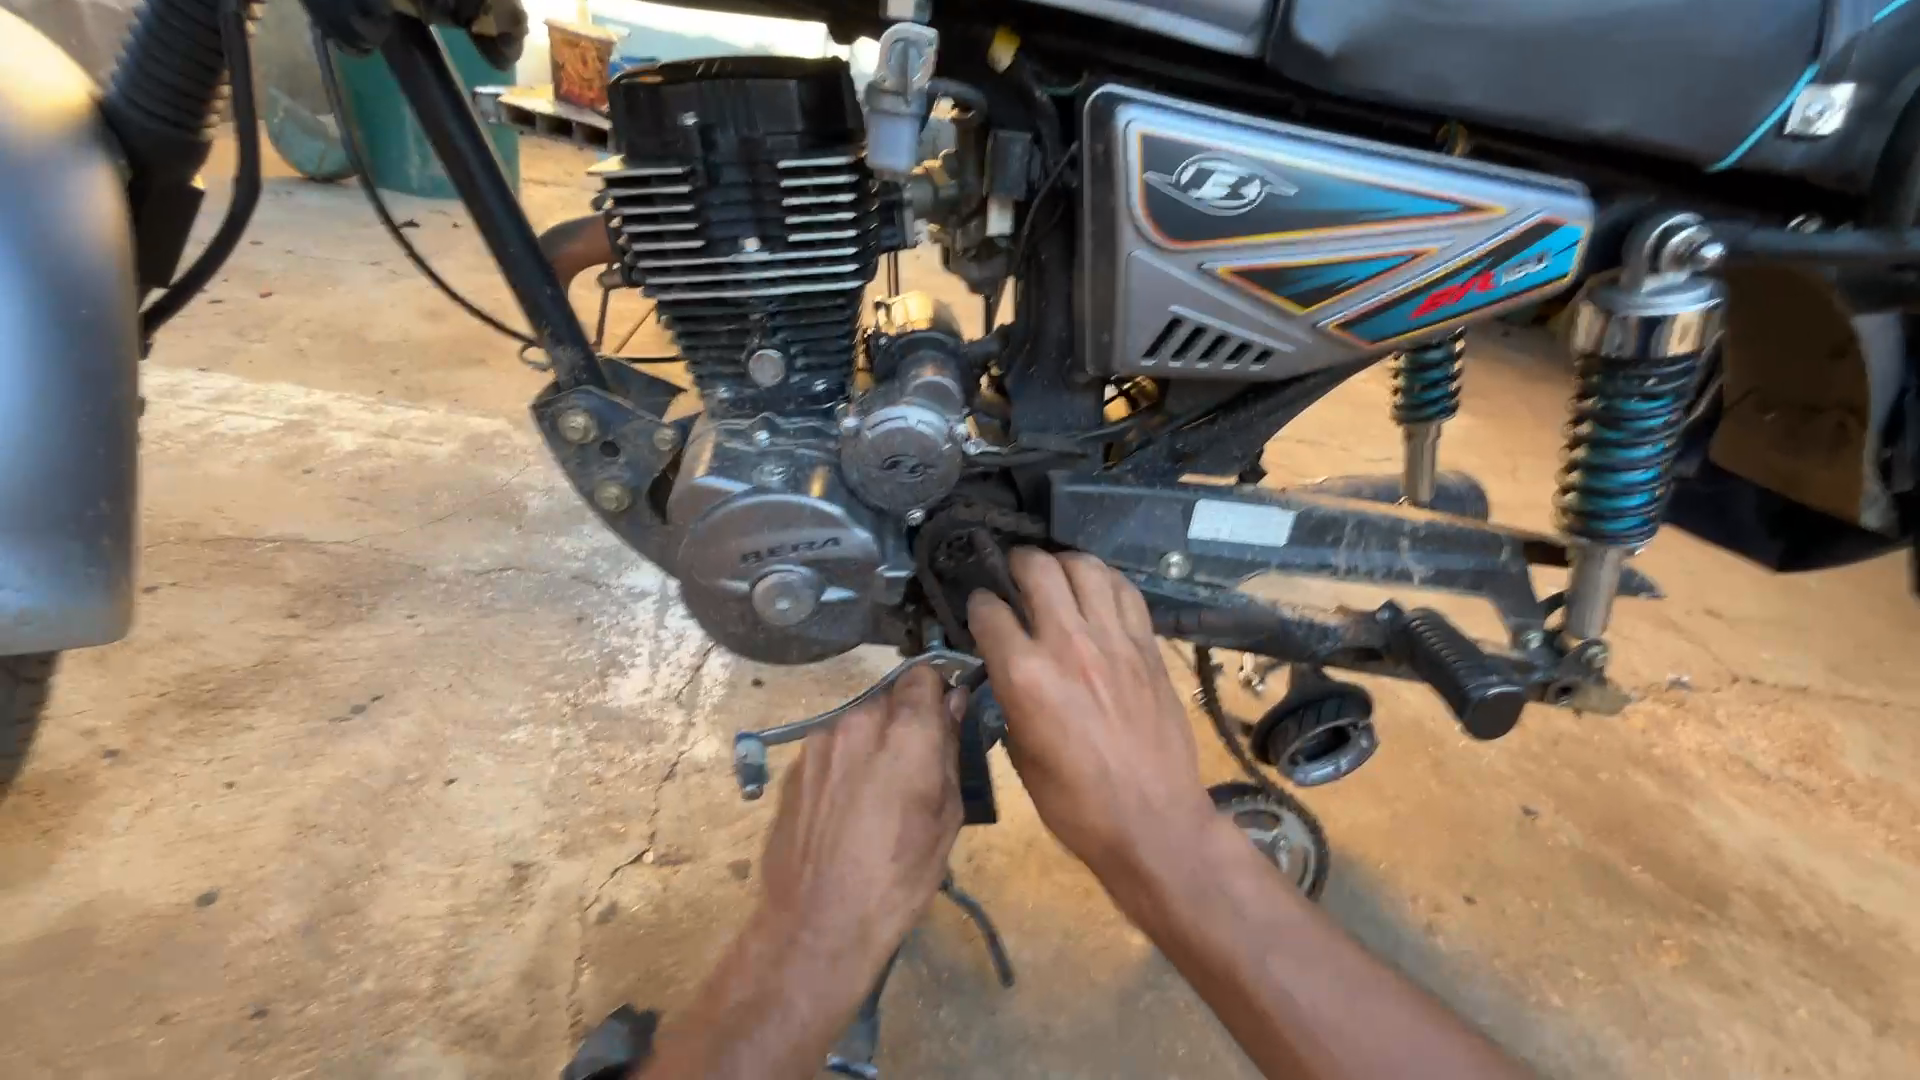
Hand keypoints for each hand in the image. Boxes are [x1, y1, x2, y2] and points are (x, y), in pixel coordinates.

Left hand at [758, 665, 963, 971]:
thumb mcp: (946, 816)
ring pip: (858, 722)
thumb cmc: (899, 875)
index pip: (923, 674)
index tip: (943, 719)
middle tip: (914, 766)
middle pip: (890, 699)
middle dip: (905, 722)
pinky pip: (832, 748)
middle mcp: (859, 720)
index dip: (936, 693)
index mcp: (905, 729)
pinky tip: (846, 808)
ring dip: (872, 742)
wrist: (817, 922)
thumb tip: (953, 706)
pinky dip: (845, 763)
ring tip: (877, 793)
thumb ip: (949, 749)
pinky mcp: (795, 765)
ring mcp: (820, 740)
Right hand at [966, 550, 1216, 883]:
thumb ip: (1009, 698)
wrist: (1152, 821)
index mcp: (1025, 676)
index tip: (980, 607)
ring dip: (1062, 562)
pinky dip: (1105, 580)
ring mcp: (1113, 640)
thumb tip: (1006, 669)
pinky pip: (1125, 591)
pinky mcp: (1147, 646)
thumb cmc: (1075, 802)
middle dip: (1016, 562)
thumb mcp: (1020, 755)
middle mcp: (1067, 644)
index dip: (978, 604)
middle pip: (1037, 568)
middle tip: (1013, 572)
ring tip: (1055, 574)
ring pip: (1085, 566)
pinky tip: (1096, 590)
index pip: (989, 612)